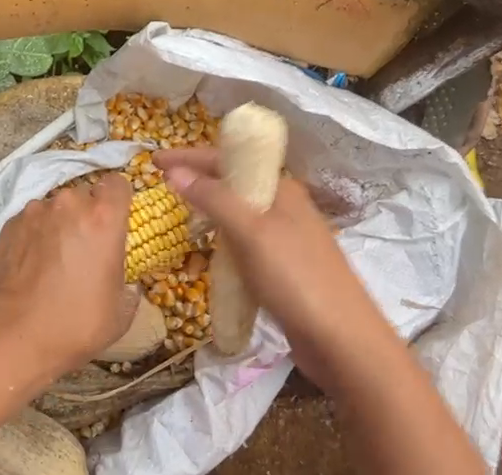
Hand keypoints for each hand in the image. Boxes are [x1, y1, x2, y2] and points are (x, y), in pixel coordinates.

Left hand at [0, 178, 134, 374]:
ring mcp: (35, 211)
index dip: (118, 200)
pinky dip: (34, 235)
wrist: (17, 335)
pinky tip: (31, 265)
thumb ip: (127, 283)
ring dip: (58, 225)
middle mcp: (68, 204)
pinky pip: (30, 221)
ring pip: (54, 208)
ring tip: (52, 260)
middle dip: (86, 216)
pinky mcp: (9, 223)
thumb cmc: (77, 325)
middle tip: (84, 249)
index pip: (118, 184)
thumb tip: (124, 281)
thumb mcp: (120, 311)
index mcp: (103, 218)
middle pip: (83, 196)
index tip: (115, 221)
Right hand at [154, 148, 384, 384]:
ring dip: (210, 211)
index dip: (190, 157)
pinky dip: (224, 242)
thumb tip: (175, 171)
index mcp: (281, 188)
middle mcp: (285, 206)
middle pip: (233, 183)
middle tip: (163, 186)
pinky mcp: (285, 269)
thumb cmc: (297, 279)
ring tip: (180, 215)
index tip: (155, 160)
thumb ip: (213, 198)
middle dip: (199, 181)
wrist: (346, 344)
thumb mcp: (250, 232)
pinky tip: (209, 253)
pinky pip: (245, 243)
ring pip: (239, 214)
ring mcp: (287, 239)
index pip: (228, 159)